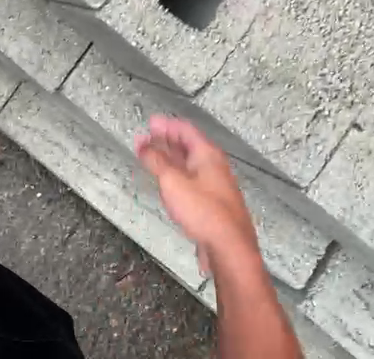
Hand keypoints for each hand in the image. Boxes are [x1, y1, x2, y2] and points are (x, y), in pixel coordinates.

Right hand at [134, 115, 258, 274]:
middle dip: (165, 140)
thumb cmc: (203, 211)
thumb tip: (143, 144)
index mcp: (207, 154)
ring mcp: (215, 186)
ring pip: (189, 164)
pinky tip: (166, 183)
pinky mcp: (213, 204)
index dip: (165, 124)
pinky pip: (191, 180)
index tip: (149, 123)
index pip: (185, 129)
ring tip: (150, 159)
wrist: (230, 250)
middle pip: (188, 145)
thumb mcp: (172, 181)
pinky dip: (176, 175)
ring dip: (169, 158)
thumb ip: (155, 160)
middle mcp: (214, 166)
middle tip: (145, 139)